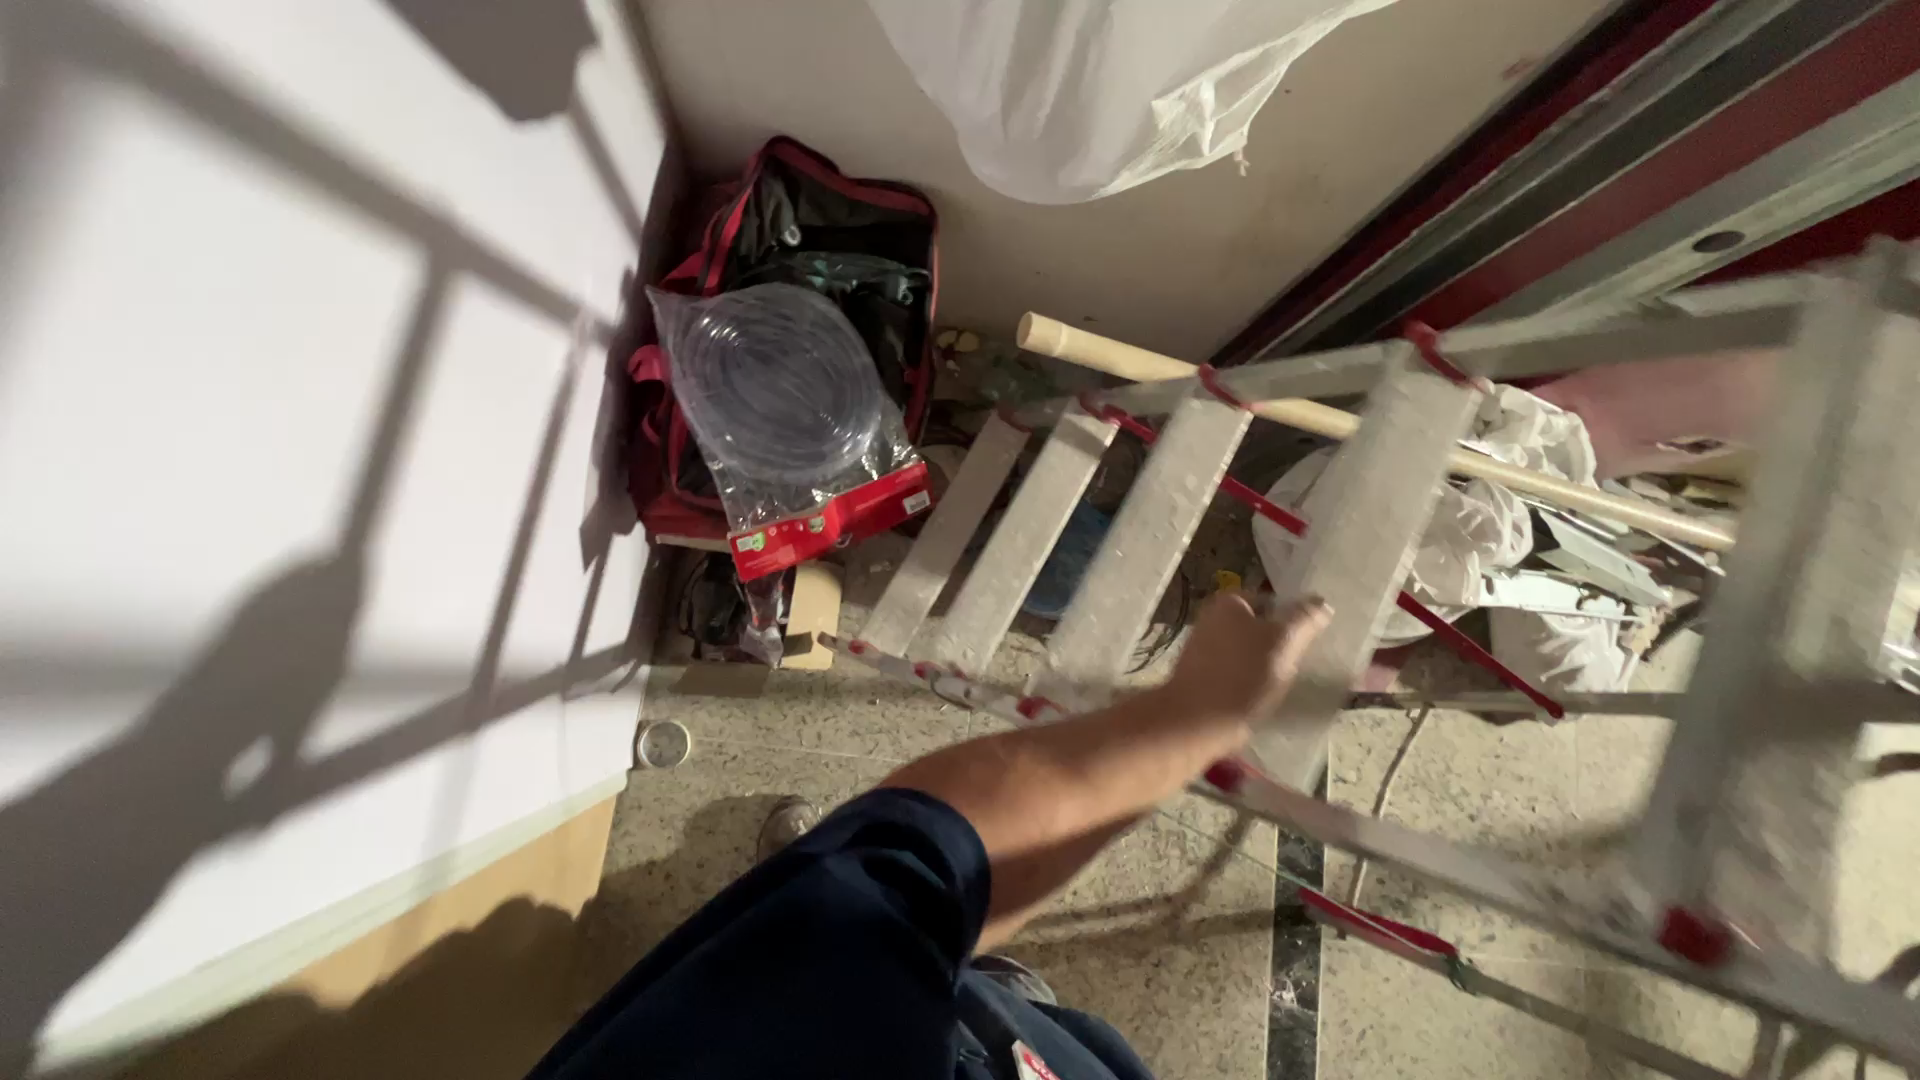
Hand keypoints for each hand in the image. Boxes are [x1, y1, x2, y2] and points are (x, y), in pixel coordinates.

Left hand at [1158, 591, 1332, 729]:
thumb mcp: (1284, 640)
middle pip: (1259, 627)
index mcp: (1227, 602)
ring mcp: (1204, 650)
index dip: (1293, 617)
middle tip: (1305, 661)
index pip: (1270, 600)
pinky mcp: (1204, 678)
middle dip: (1281, 642)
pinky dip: (1253, 682)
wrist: (1199, 720)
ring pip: (1250, 652)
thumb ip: (1304, 618)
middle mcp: (1211, 620)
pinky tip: (1268, 697)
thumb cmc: (1244, 673)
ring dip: (1269, 665)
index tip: (1312, 637)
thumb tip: (1321, 601)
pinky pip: (1238, 674)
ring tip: (1291, 682)